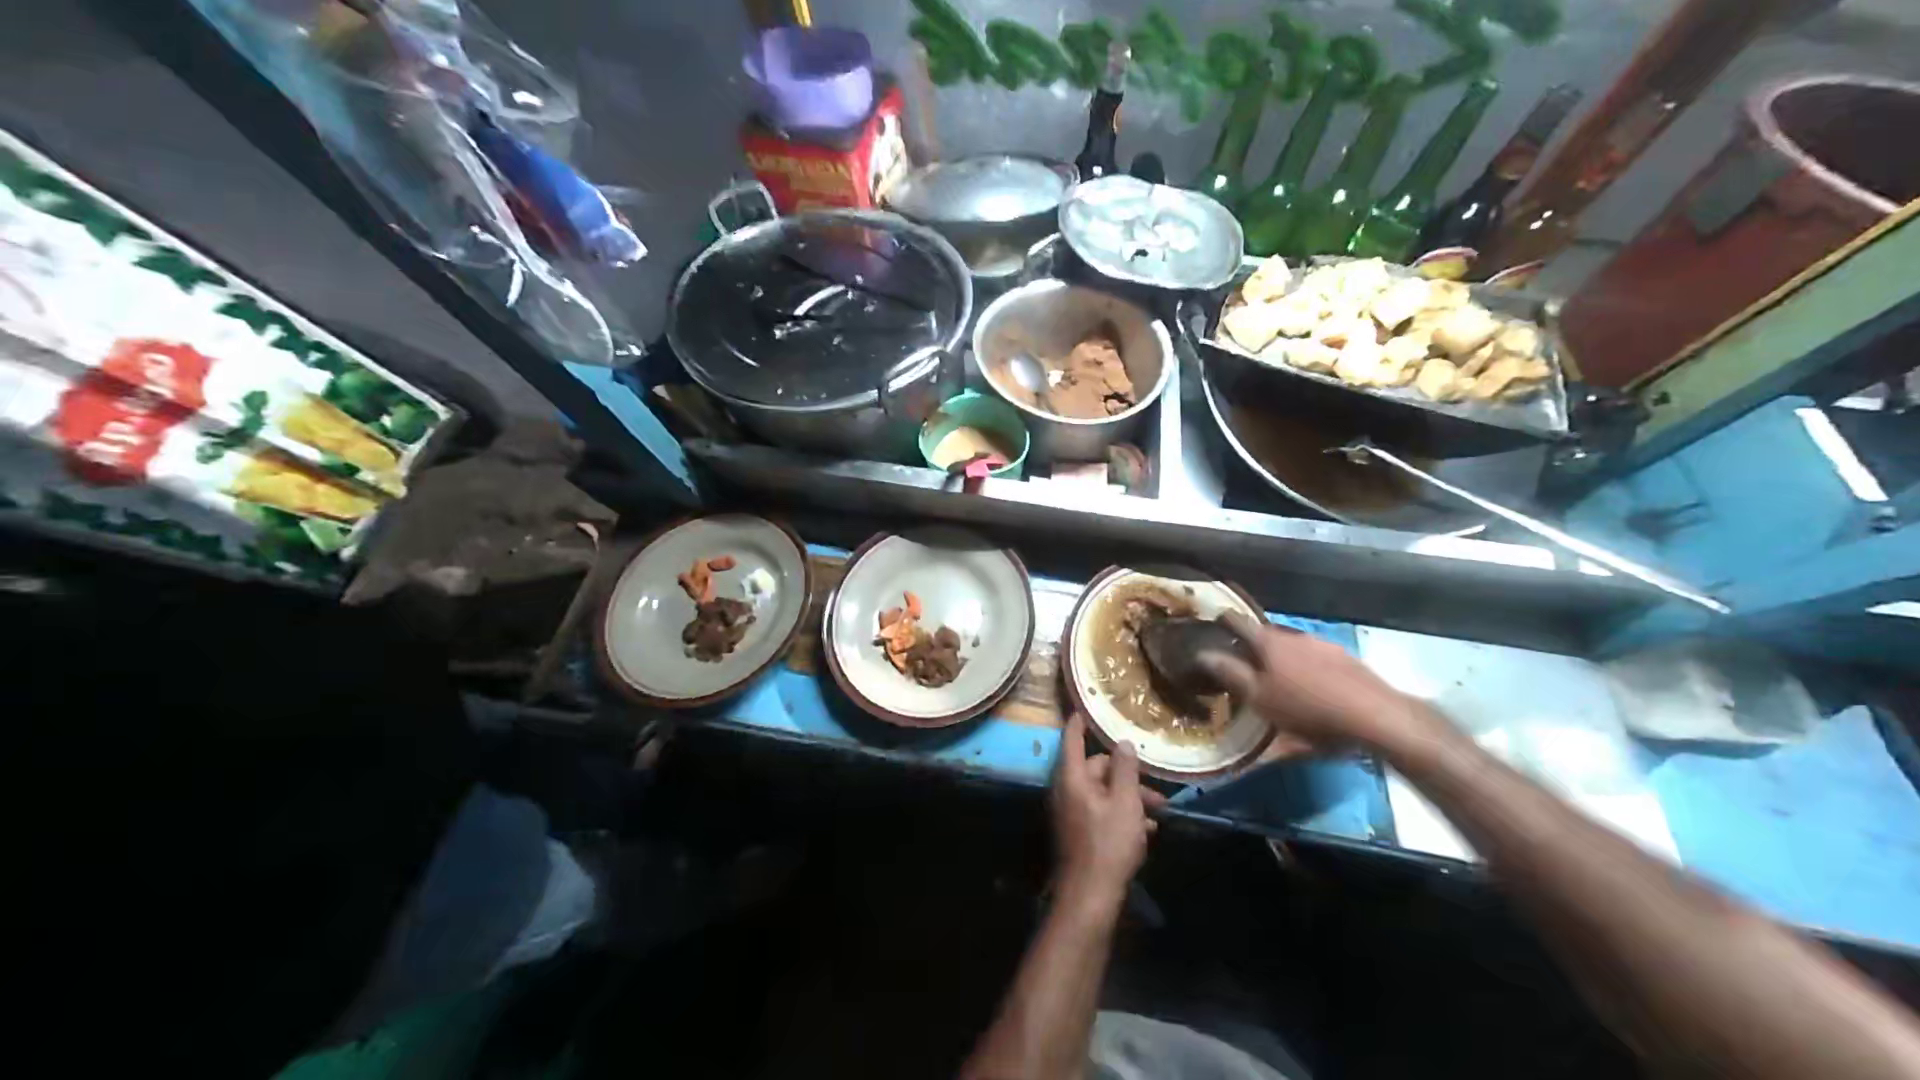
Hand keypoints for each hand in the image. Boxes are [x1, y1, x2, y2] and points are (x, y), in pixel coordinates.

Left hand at [1050, 713, 1163, 901]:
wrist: (1090, 895)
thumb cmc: (1109, 843)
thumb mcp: (1126, 803)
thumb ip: (1125, 769)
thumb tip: (1122, 741)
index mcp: (1072, 777)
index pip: (1072, 738)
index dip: (1080, 721)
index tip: (1087, 706)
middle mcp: (1065, 790)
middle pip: (1094, 768)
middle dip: (1125, 774)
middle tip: (1157, 788)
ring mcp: (1070, 811)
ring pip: (1102, 792)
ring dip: (1128, 797)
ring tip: (1158, 812)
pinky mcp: (1077, 830)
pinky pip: (1099, 810)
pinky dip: (1120, 813)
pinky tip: (1145, 829)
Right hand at [1198, 613, 1448, 756]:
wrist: (1376, 717)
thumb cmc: (1307, 709)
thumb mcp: (1260, 698)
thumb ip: (1230, 674)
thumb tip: (1202, 653)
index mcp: (1268, 642)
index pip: (1237, 621)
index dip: (1221, 621)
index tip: (1210, 625)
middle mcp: (1294, 635)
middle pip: (1265, 636)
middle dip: (1252, 647)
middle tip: (1243, 664)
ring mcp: (1324, 645)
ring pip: (1292, 648)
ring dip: (1282, 659)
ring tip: (1277, 680)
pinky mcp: (1347, 659)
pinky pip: (1316, 660)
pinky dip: (1306, 669)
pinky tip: (1310, 688)